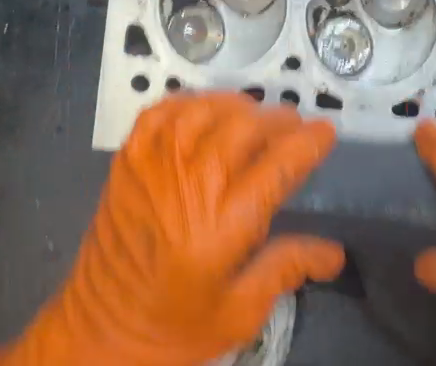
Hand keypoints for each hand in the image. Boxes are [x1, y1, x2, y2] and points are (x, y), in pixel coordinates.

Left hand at [0, 92, 343, 365]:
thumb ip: (286, 269)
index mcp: (223, 224)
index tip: (326, 132)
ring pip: (204, 110)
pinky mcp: (128, 160)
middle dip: (277, 119)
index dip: (307, 143)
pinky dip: (188, 102)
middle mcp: (190, 183)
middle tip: (293, 124)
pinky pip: (161, 112)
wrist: (101, 332)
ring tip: (254, 114)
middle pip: (243, 128)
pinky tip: (204, 110)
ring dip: (235, 104)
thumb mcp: (240, 313)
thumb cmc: (175, 327)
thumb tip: (334, 253)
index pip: (277, 166)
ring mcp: (154, 165)